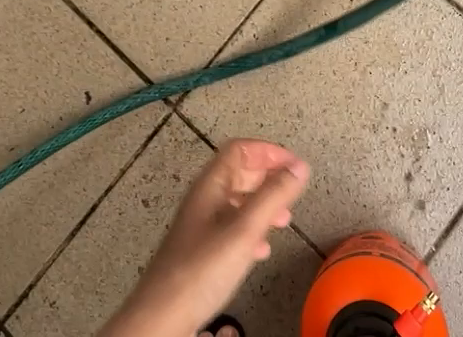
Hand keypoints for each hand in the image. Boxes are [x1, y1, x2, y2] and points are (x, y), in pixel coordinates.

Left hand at [100, 139, 309, 336]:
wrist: (164, 314)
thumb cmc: (202, 269)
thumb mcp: (244, 230)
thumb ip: (272, 196)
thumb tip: (298, 167)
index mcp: (210, 185)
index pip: (240, 149)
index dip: (269, 151)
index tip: (296, 166)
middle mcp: (204, 199)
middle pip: (239, 172)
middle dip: (269, 177)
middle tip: (293, 190)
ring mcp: (201, 223)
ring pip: (237, 201)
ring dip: (263, 205)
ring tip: (284, 219)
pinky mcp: (201, 248)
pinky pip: (232, 227)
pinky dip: (252, 230)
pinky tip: (260, 249)